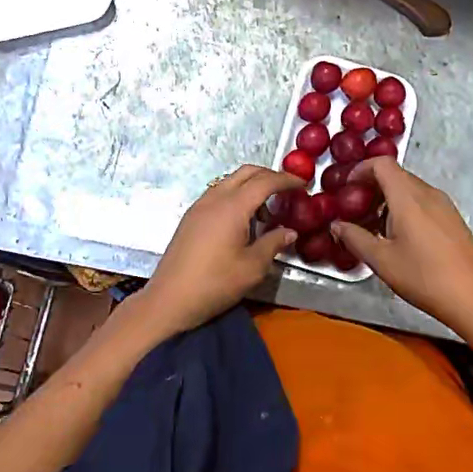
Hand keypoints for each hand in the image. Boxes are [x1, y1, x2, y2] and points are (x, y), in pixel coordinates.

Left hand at [139, 165, 304, 333]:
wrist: (170, 299)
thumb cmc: (215, 283)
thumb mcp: (252, 267)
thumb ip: (273, 243)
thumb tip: (289, 232)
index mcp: (233, 206)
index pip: (264, 181)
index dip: (286, 180)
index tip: (302, 184)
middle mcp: (214, 198)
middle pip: (245, 172)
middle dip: (268, 176)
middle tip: (286, 190)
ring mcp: (199, 206)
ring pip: (230, 181)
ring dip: (250, 187)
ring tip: (265, 213)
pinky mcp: (191, 217)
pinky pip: (218, 194)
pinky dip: (235, 197)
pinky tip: (242, 221)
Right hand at [331, 158, 472, 331]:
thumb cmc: (424, 277)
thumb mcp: (381, 260)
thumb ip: (354, 238)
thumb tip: (337, 226)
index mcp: (408, 196)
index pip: (382, 164)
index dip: (360, 170)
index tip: (346, 188)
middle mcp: (428, 193)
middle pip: (395, 175)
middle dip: (371, 188)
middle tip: (354, 211)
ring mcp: (444, 205)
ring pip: (410, 189)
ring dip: (388, 200)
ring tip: (373, 228)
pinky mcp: (453, 219)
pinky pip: (423, 202)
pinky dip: (405, 209)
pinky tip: (399, 238)